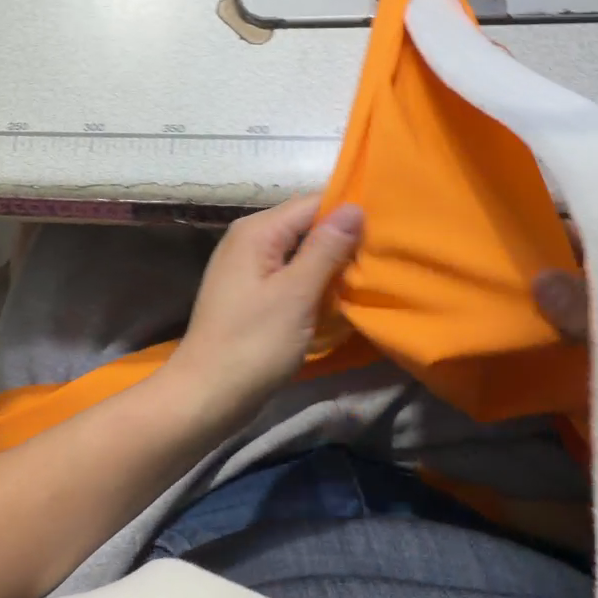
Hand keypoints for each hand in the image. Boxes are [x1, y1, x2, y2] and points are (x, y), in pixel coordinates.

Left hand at [164, 195, 364, 420]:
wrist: (208, 394)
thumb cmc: (253, 343)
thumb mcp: (296, 294)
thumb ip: (325, 249)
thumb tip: (355, 207)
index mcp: (257, 231)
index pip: (312, 203)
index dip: (349, 212)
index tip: (389, 227)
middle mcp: (249, 240)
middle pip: (306, 225)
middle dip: (343, 239)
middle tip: (386, 256)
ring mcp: (248, 268)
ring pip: (301, 252)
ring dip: (332, 264)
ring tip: (372, 274)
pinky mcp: (253, 294)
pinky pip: (291, 276)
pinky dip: (315, 283)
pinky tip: (340, 296)